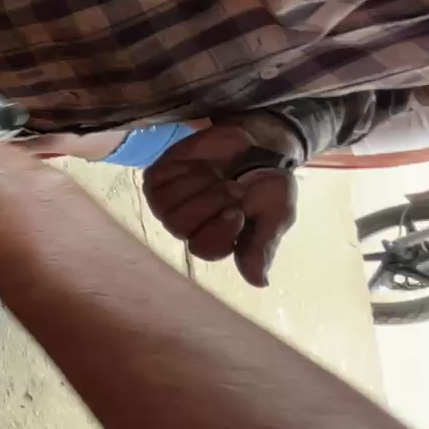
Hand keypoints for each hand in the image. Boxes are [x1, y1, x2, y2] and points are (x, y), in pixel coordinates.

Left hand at [143, 125, 296, 287]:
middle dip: (211, 205)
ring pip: (168, 208)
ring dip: (201, 189)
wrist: (256, 144)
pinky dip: (185, 175)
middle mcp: (185, 223)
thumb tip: (258, 283)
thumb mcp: (274, 216)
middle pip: (181, 229)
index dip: (220, 233)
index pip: (205, 249)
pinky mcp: (155, 180)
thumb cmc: (265, 184)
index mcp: (214, 236)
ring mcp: (166, 202)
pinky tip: (200, 167)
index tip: (238, 212)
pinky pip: (159, 185)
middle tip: (234, 187)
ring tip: (221, 176)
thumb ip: (260, 246)